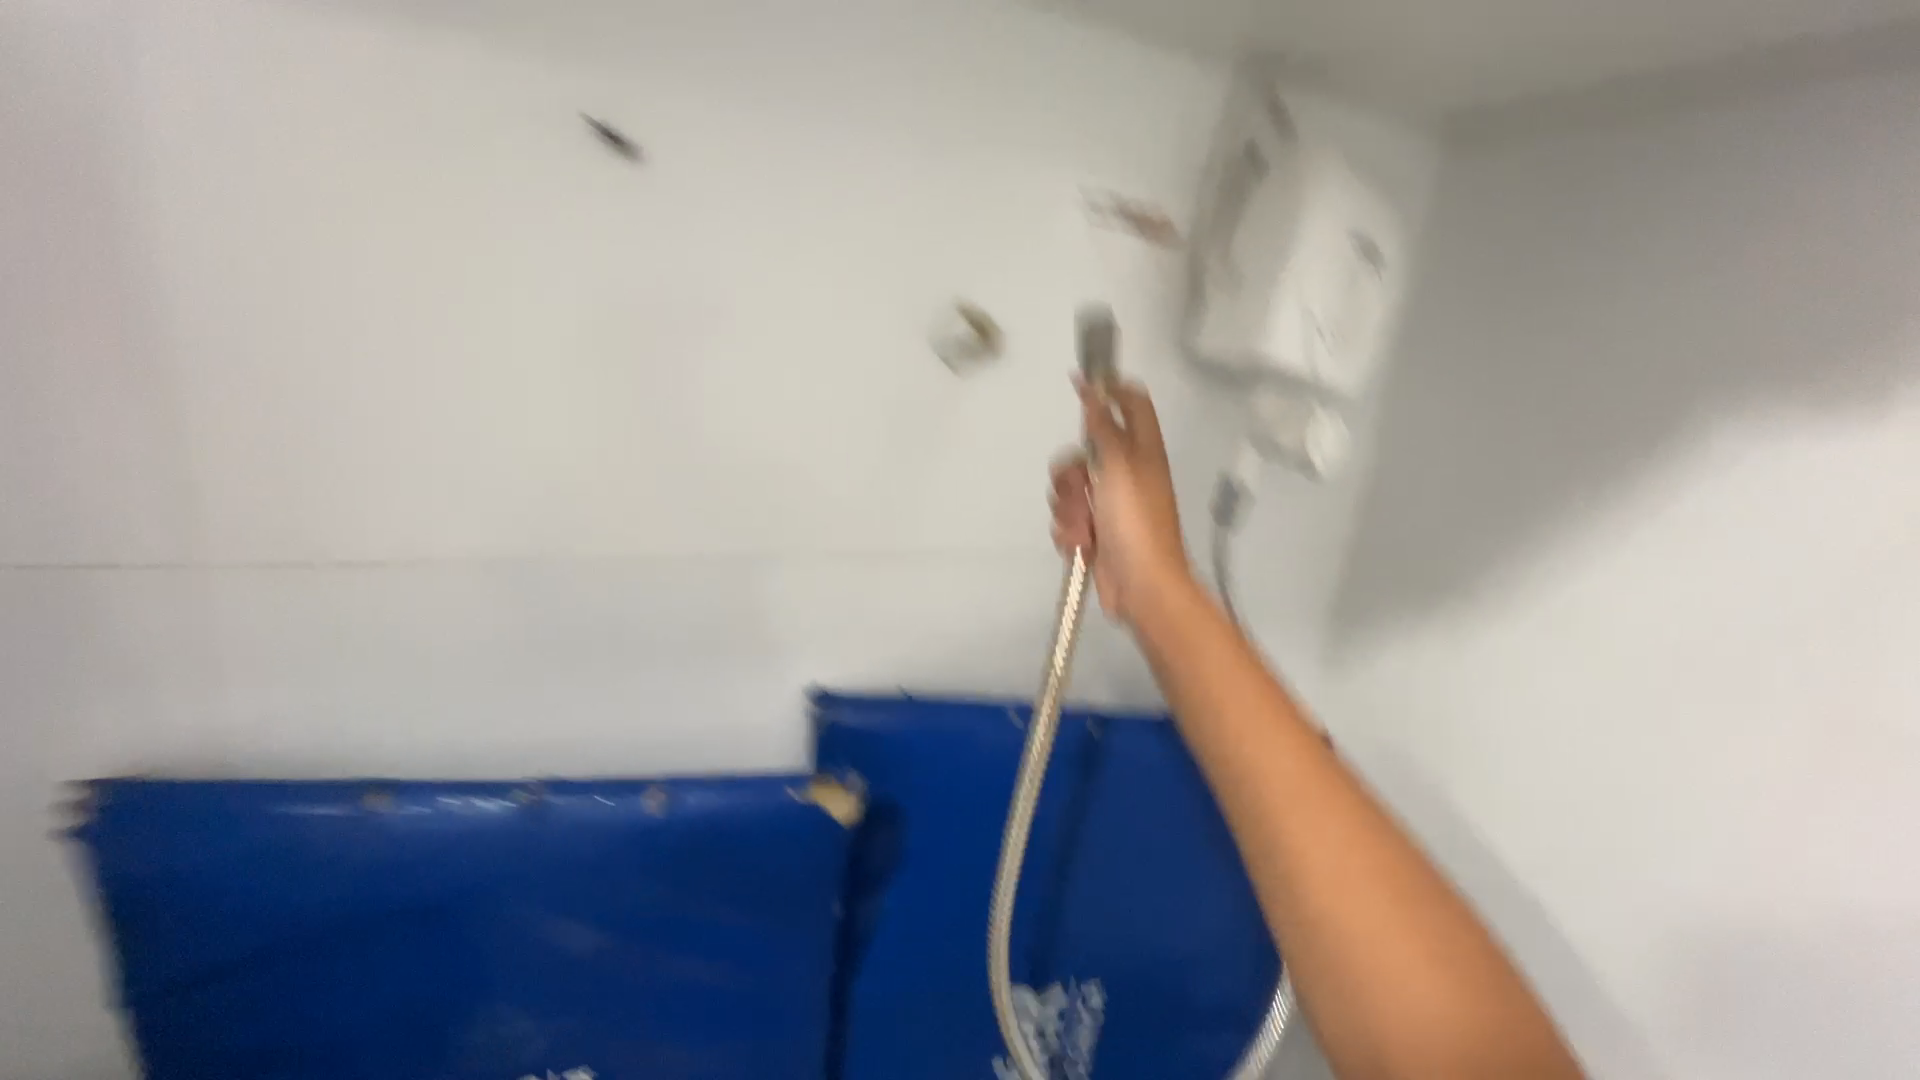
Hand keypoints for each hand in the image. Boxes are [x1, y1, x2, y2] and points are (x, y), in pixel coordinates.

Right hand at [1049, 378, 1193, 623]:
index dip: (1108, 389)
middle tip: (1082, 487)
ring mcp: (1108, 504)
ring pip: (1068, 489)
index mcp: (1142, 450)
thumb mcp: (1119, 464)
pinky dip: (1070, 532)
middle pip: (1083, 451)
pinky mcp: (1094, 532)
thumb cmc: (1135, 521)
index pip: (1131, 402)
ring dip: (1069, 509)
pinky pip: (1067, 519)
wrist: (1139, 585)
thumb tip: (1093, 385)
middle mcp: (1125, 473)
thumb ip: (1102, 424)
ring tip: (1085, 528)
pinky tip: (1082, 545)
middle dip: (1070, 472)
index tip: (1080, 387)